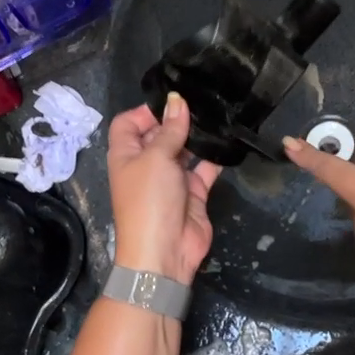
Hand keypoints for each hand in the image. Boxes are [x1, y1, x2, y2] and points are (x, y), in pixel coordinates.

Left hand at [107, 94, 222, 284]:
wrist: (164, 253)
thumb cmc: (149, 200)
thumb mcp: (156, 158)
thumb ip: (169, 130)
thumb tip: (177, 100)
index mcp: (126, 155)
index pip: (127, 124)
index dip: (145, 111)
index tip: (172, 101)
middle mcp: (146, 165)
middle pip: (158, 134)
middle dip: (177, 119)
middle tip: (203, 101)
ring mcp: (171, 179)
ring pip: (184, 150)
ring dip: (197, 136)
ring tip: (218, 114)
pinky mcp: (193, 193)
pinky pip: (205, 169)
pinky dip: (215, 157)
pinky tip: (229, 140)